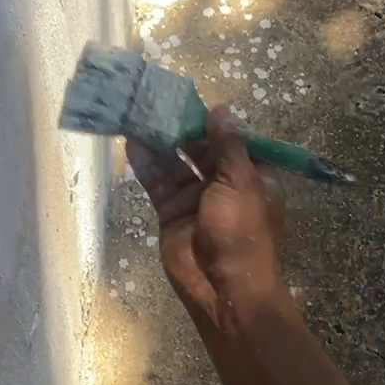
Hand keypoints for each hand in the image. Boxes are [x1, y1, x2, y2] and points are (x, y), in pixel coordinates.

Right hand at [126, 106, 288, 338]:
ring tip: (139, 114)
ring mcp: (195, 198)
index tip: (193, 98)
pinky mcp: (171, 211)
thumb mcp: (241, 182)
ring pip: (176, 163)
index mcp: (252, 176)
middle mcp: (224, 184)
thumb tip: (220, 110)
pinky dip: (147, 164)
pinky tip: (133, 142)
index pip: (233, 140)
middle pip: (200, 148)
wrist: (222, 286)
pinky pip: (158, 183)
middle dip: (181, 127)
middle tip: (158, 100)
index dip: (214, 121)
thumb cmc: (242, 232)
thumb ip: (227, 146)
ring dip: (160, 141)